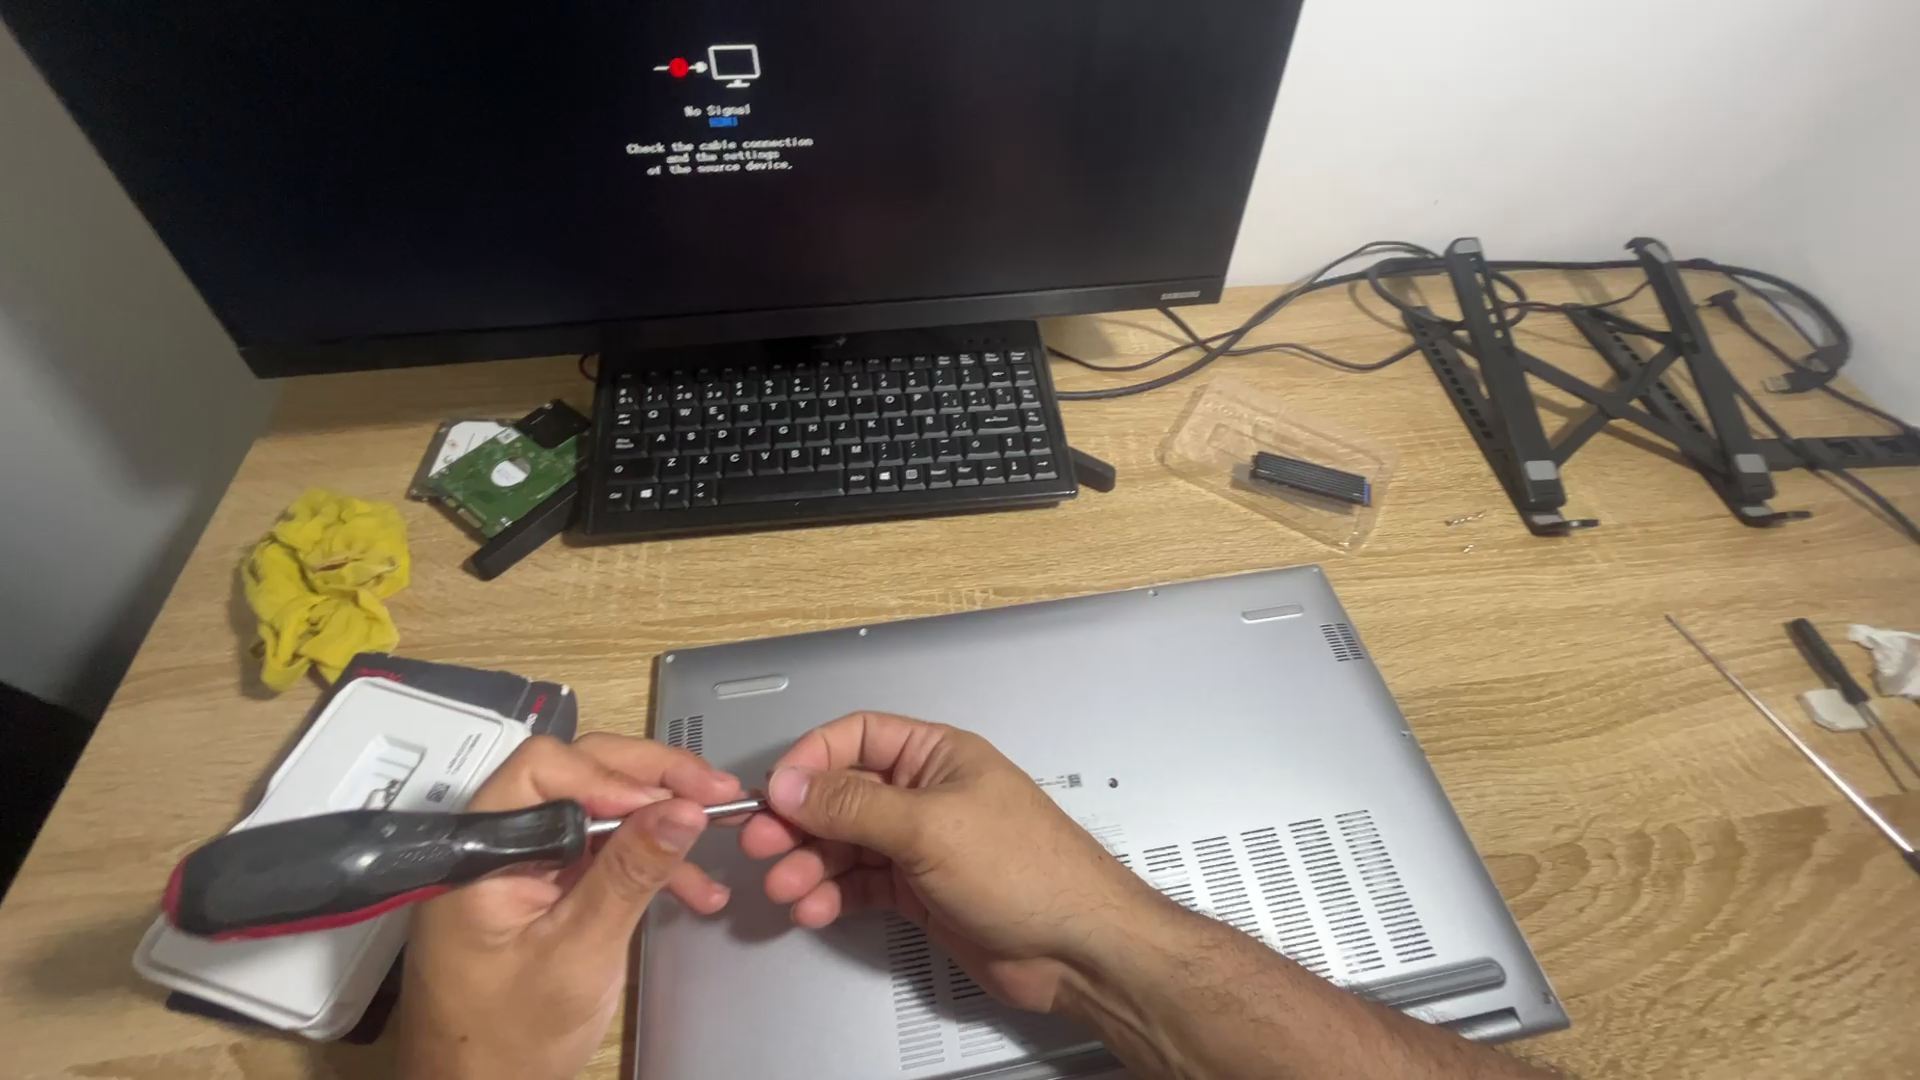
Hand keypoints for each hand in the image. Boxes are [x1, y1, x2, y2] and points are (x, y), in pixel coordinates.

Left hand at [395, 733, 740, 1079]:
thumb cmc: (508, 1046)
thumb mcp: (579, 956)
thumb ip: (630, 875)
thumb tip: (686, 808)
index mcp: (483, 853)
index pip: (545, 770)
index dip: (610, 776)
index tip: (668, 803)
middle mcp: (505, 843)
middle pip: (584, 774)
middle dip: (655, 781)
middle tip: (714, 790)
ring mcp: (534, 862)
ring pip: (608, 806)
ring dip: (667, 816)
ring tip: (723, 824)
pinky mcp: (559, 883)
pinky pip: (614, 848)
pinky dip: (658, 860)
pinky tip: (700, 888)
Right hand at [739, 712, 1157, 1012]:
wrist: (1073, 947)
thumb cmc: (1030, 869)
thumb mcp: (931, 827)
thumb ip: (855, 806)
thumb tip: (796, 783)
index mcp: (935, 755)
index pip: (857, 738)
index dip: (812, 759)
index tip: (777, 790)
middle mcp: (924, 792)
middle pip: (842, 794)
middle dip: (800, 820)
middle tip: (764, 844)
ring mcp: (919, 842)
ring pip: (845, 842)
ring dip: (809, 863)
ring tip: (789, 886)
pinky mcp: (917, 887)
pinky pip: (859, 882)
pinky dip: (832, 894)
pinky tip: (816, 906)